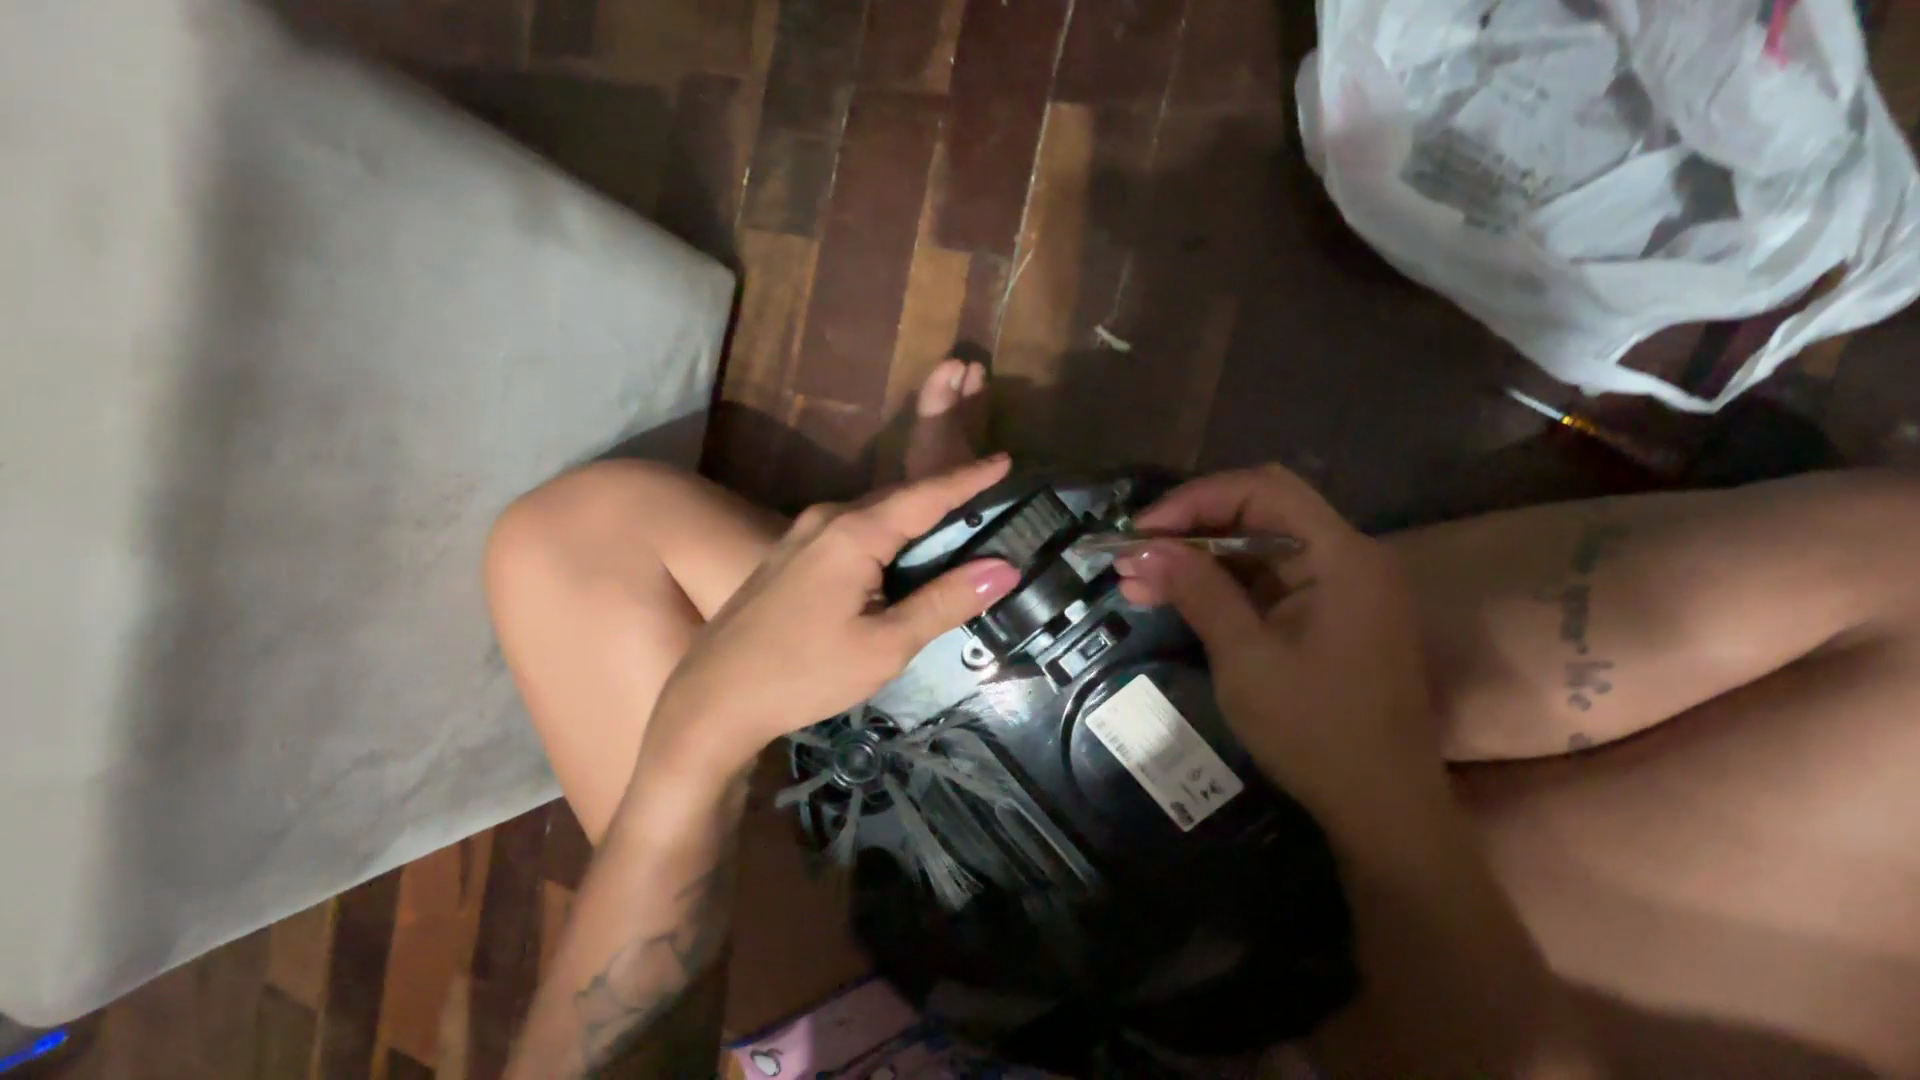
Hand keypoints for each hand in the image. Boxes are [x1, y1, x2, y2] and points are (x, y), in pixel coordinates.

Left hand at [643, 455, 1022, 779]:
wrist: (713, 698)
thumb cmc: (804, 673)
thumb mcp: (885, 646)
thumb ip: (945, 602)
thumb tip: (1004, 567)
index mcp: (853, 532)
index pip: (926, 494)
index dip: (969, 477)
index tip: (1007, 459)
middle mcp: (826, 518)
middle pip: (899, 498)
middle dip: (946, 495)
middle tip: (993, 499)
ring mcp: (801, 535)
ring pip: (873, 515)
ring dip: (915, 519)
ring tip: (959, 529)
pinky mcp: (788, 556)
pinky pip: (850, 531)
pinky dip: (885, 536)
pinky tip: (900, 558)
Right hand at [1114, 465, 1440, 820]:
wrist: (1381, 808)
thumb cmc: (1315, 731)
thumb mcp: (1246, 658)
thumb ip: (1199, 591)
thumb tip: (1145, 547)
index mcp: (1342, 557)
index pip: (1263, 491)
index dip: (1196, 500)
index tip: (1141, 530)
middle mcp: (1349, 559)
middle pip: (1261, 513)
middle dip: (1191, 529)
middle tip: (1132, 554)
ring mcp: (1343, 590)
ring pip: (1260, 550)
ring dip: (1200, 561)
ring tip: (1136, 580)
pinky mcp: (1331, 619)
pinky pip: (1270, 584)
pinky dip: (1223, 588)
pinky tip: (1174, 599)